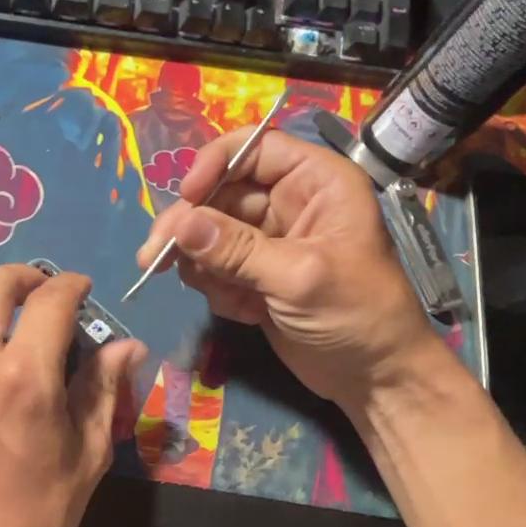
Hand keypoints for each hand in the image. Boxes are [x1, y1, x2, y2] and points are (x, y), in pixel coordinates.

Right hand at [136, 127, 447, 411]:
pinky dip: (218, 290)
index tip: (185, 196)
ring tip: (223, 297)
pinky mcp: (254, 277)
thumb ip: (236, 250)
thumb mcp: (298, 277)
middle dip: (189, 226)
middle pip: (219, 194)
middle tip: (153, 257)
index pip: (254, 149)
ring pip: (208, 234)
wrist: (372, 377)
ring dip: (202, 265)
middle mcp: (289, 204)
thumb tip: (179, 225)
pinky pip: (214, 269)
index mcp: (315, 183)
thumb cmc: (356, 314)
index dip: (215, 164)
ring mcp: (268, 242)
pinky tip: (245, 313)